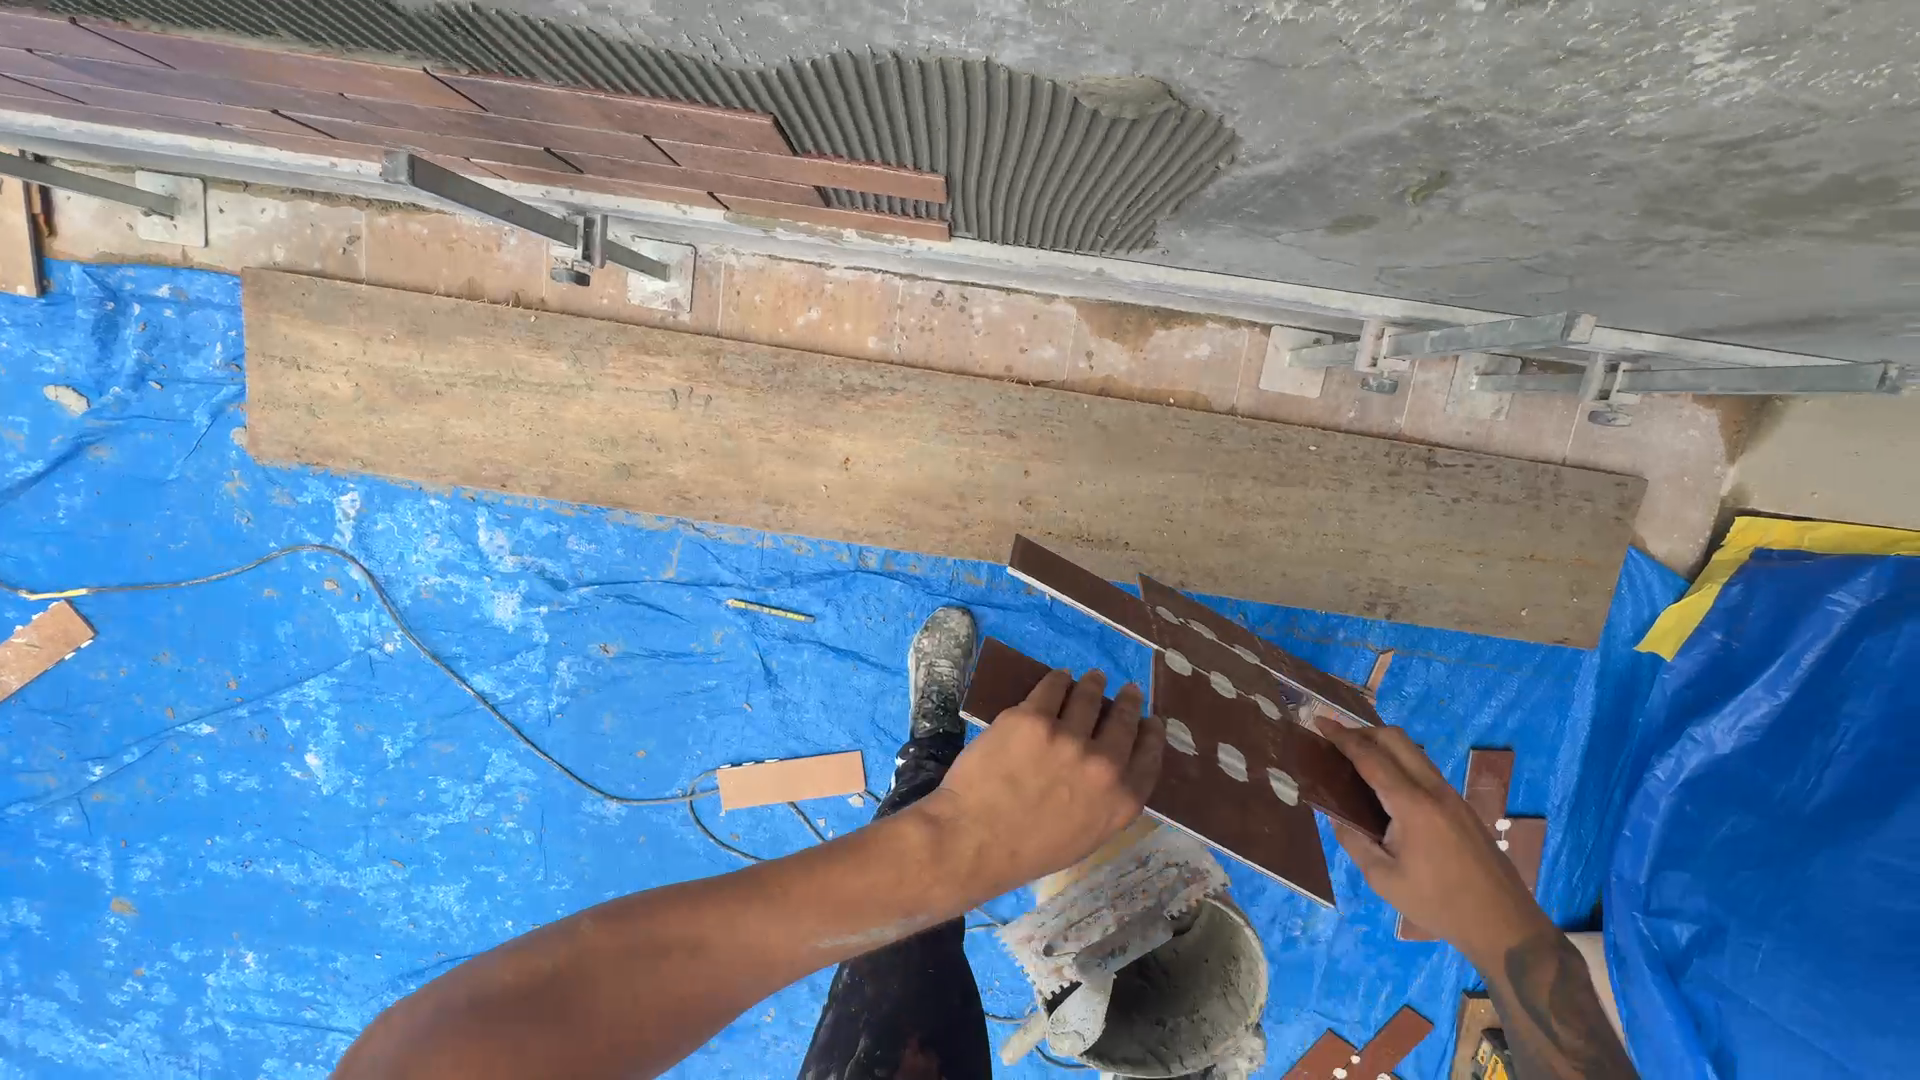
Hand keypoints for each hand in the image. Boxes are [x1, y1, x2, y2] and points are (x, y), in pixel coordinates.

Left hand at [907, 669, 1164, 900]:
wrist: (973, 839)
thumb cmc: (1027, 851)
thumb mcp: (1085, 837)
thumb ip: (1105, 802)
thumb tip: (1110, 771)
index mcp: (1120, 800)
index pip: (1150, 756)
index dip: (1152, 734)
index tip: (1150, 721)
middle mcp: (1103, 765)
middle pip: (1124, 721)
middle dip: (1129, 702)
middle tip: (1128, 692)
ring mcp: (1067, 737)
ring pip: (1090, 696)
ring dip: (1094, 684)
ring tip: (1094, 679)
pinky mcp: (1032, 717)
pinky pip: (1053, 687)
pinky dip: (1059, 680)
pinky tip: (1060, 678)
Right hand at [1323, 724, 1553, 965]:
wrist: (1504, 924)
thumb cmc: (1438, 903)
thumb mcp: (1382, 878)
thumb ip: (1353, 840)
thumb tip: (1335, 814)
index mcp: (1412, 805)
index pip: (1370, 757)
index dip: (1342, 737)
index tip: (1319, 722)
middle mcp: (1434, 790)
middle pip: (1396, 739)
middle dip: (1362, 732)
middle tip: (1335, 740)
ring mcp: (1452, 796)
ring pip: (1413, 751)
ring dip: (1382, 745)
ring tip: (1355, 759)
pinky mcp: (1461, 806)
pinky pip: (1423, 769)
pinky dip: (1398, 762)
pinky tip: (1384, 785)